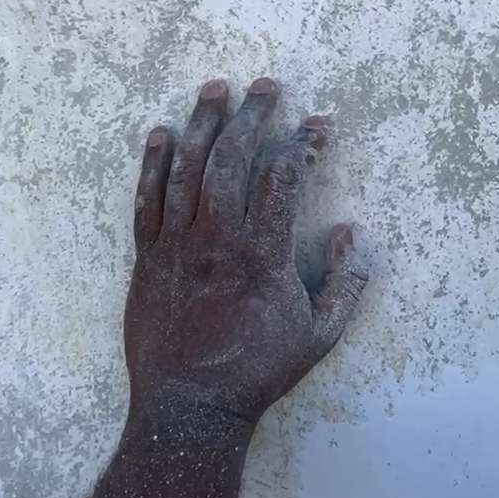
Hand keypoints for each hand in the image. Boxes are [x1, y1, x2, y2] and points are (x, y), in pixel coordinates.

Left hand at [123, 78, 367, 431]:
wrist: (188, 411)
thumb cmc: (257, 372)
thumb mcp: (319, 337)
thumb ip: (346, 284)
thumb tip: (353, 233)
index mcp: (263, 256)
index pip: (285, 180)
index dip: (304, 144)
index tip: (319, 125)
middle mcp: (218, 241)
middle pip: (234, 160)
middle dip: (252, 116)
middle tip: (265, 86)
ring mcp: (177, 246)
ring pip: (188, 170)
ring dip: (203, 124)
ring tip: (215, 89)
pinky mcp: (146, 258)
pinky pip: (146, 200)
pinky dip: (152, 164)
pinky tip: (160, 133)